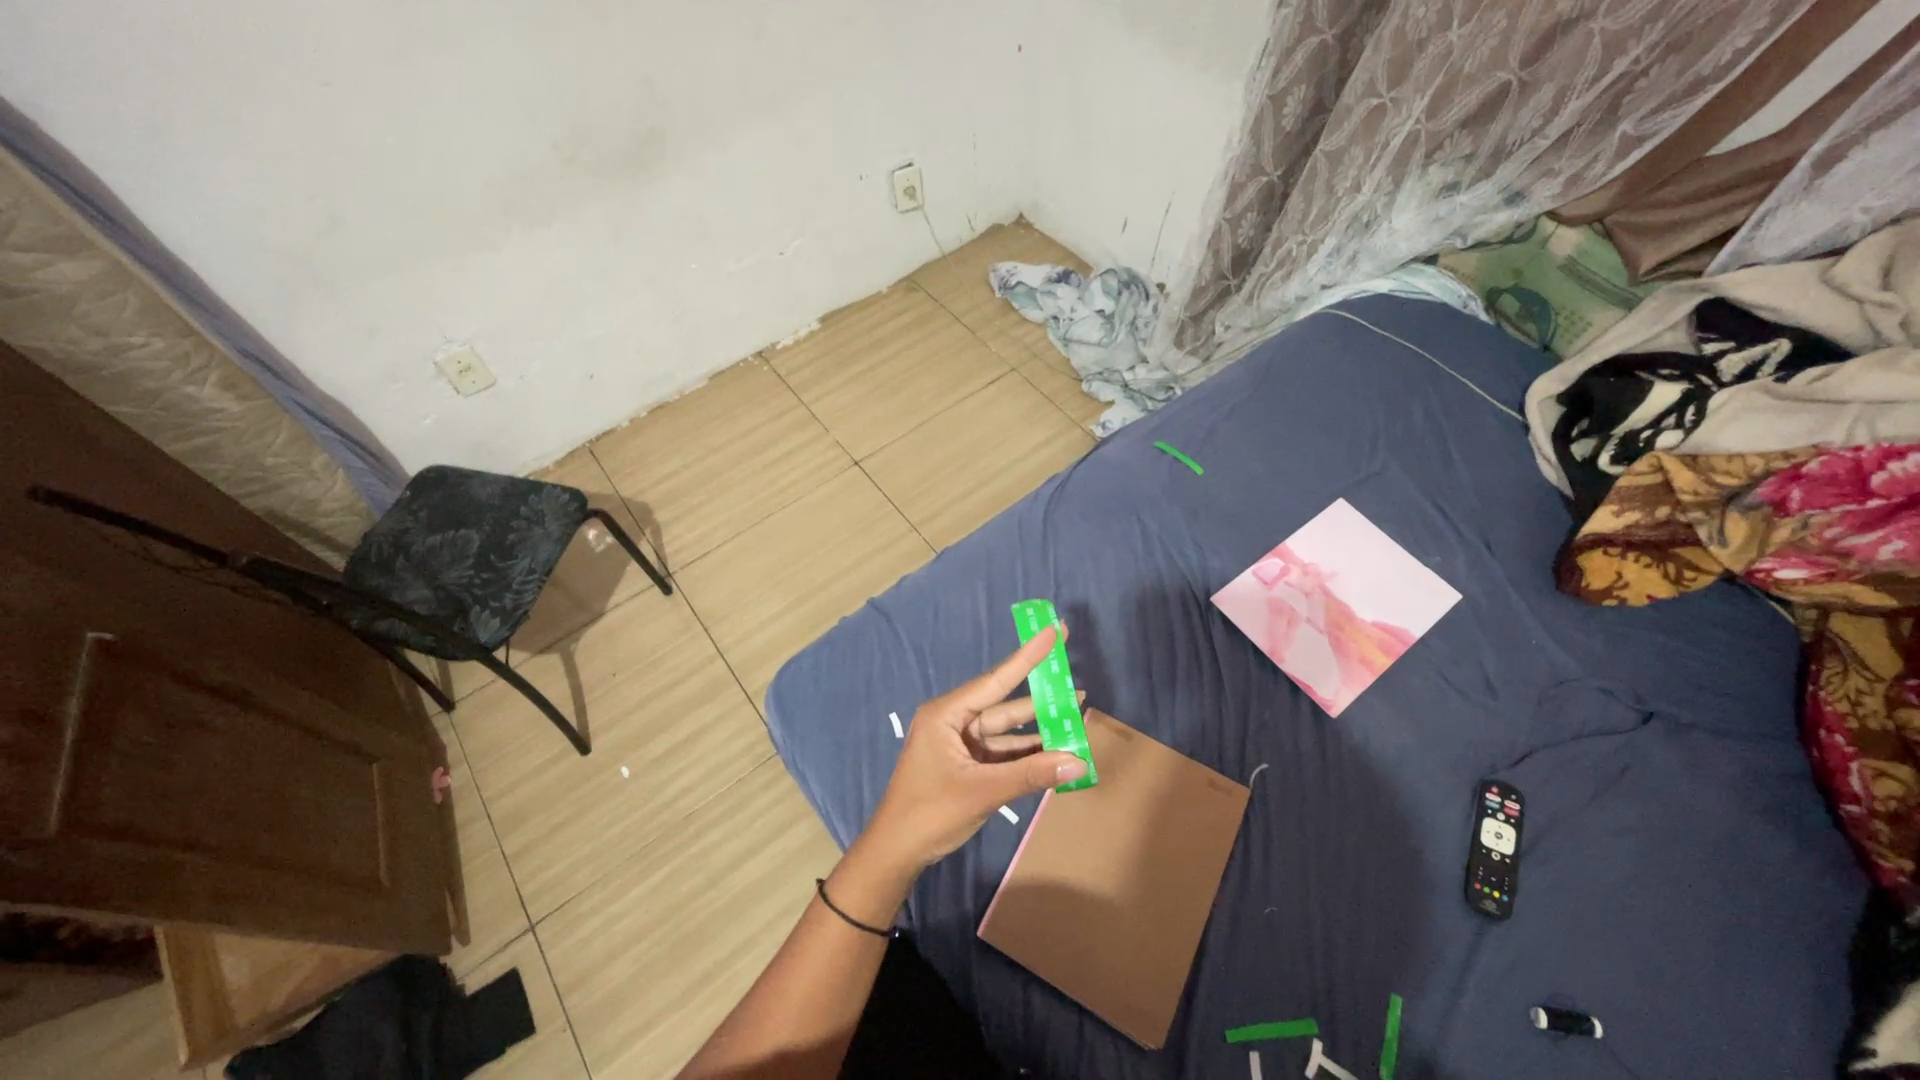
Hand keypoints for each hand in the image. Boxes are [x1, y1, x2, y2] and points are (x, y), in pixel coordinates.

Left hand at [861, 626, 1088, 871]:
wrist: (896, 852)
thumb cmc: (929, 812)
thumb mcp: (983, 791)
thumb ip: (1031, 774)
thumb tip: (1078, 761)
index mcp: (947, 714)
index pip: (996, 680)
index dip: (1028, 656)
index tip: (1055, 631)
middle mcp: (954, 722)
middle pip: (1005, 706)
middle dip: (1041, 701)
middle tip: (1078, 686)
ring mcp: (961, 745)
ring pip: (1008, 733)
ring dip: (1039, 733)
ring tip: (1076, 722)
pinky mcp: (967, 767)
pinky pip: (1004, 754)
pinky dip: (1027, 756)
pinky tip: (1055, 755)